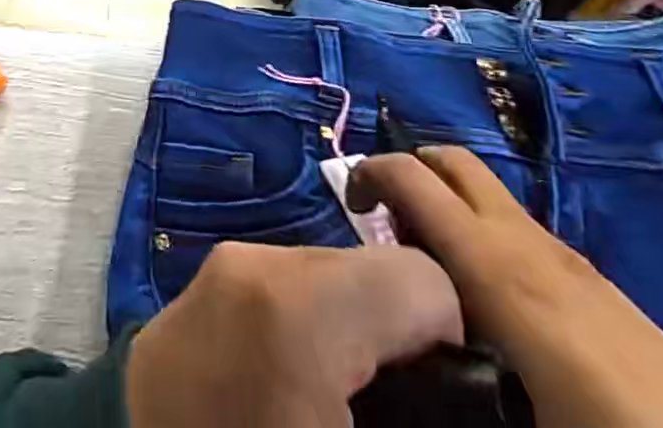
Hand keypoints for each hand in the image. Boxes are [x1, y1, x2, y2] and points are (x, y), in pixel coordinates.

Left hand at [126, 242, 463, 427]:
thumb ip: (412, 401)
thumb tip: (451, 385)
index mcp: (304, 312)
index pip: (424, 280)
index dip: (445, 337)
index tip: (429, 391)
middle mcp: (266, 263)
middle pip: (378, 268)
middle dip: (395, 328)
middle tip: (378, 397)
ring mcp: (232, 262)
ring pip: (336, 270)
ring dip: (351, 321)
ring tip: (329, 387)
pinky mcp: (211, 274)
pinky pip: (290, 280)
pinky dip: (309, 317)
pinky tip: (290, 369)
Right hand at [349, 146, 662, 427]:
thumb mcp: (498, 410)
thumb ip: (440, 370)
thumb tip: (397, 352)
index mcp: (493, 267)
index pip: (419, 181)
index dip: (372, 172)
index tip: (348, 203)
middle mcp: (523, 241)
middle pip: (455, 163)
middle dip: (410, 169)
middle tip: (379, 220)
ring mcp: (559, 253)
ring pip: (486, 193)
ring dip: (445, 202)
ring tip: (421, 265)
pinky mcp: (584, 274)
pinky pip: (513, 226)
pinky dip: (478, 231)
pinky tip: (478, 294)